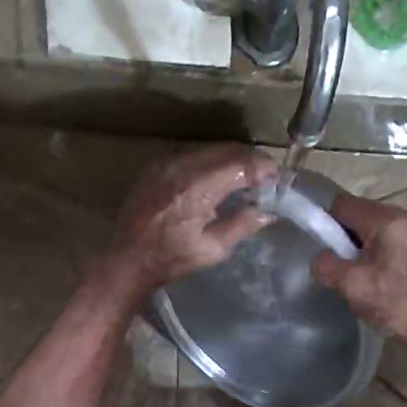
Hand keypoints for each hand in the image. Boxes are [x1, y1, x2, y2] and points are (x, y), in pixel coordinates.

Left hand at [102, 143, 277, 294]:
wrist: (129, 259)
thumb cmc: (172, 258)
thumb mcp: (214, 248)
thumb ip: (243, 225)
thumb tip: (268, 212)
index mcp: (199, 187)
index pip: (242, 164)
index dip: (264, 169)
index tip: (276, 179)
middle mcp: (183, 167)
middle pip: (228, 149)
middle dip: (250, 160)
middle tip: (263, 178)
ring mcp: (166, 163)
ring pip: (210, 148)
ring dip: (230, 158)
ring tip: (242, 178)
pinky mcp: (156, 166)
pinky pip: (191, 153)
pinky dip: (209, 161)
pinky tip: (214, 178)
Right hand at [312, 193, 406, 356]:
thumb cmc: (395, 303)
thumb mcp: (351, 285)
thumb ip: (326, 264)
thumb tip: (320, 258)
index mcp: (387, 219)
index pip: (342, 204)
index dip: (324, 222)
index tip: (319, 248)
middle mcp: (403, 217)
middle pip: (358, 214)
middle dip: (341, 237)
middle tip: (335, 265)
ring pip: (371, 229)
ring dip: (356, 247)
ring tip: (353, 275)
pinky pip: (385, 241)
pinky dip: (372, 254)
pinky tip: (371, 278)